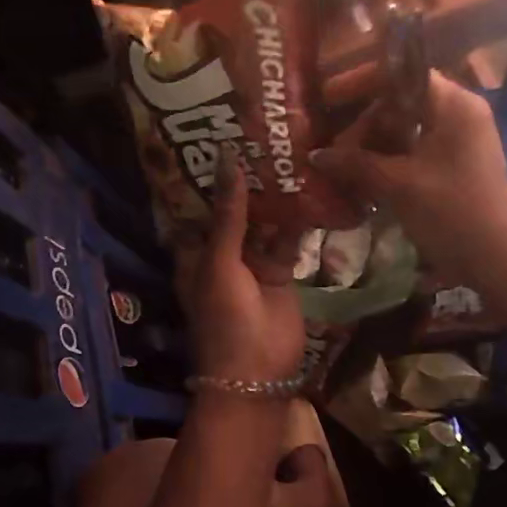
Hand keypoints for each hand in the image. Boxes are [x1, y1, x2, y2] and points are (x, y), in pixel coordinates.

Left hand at [188, 155, 306, 383]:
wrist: (258, 371)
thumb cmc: (226, 318)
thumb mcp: (220, 262)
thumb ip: (228, 216)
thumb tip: (228, 160)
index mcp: (195, 252)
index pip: (199, 207)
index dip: (209, 177)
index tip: (223, 136)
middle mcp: (222, 253)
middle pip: (234, 211)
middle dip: (247, 181)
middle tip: (265, 135)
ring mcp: (252, 262)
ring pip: (263, 222)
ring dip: (275, 196)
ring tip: (291, 151)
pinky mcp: (281, 272)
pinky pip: (288, 239)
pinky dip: (298, 219)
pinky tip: (312, 187)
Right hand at [311, 71, 506, 285]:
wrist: (494, 258)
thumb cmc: (450, 212)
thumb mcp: (398, 185)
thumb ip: (356, 164)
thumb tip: (315, 155)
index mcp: (453, 104)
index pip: (402, 74)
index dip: (361, 81)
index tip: (326, 96)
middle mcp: (458, 113)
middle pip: (398, 103)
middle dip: (361, 124)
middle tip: (330, 148)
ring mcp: (456, 140)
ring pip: (402, 129)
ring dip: (368, 145)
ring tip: (337, 166)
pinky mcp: (450, 165)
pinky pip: (410, 151)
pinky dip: (384, 160)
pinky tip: (358, 178)